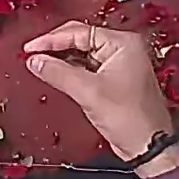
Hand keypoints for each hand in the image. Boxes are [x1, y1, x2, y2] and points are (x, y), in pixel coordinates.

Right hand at [23, 22, 174, 160]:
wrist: (149, 146)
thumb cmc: (129, 117)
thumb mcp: (89, 92)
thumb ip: (58, 73)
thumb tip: (34, 60)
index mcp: (122, 43)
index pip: (80, 32)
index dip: (51, 39)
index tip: (30, 48)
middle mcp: (122, 48)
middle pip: (81, 39)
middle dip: (55, 47)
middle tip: (31, 54)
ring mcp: (119, 63)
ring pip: (82, 53)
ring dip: (61, 58)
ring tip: (38, 63)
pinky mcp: (114, 78)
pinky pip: (87, 67)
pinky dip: (70, 70)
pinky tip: (54, 73)